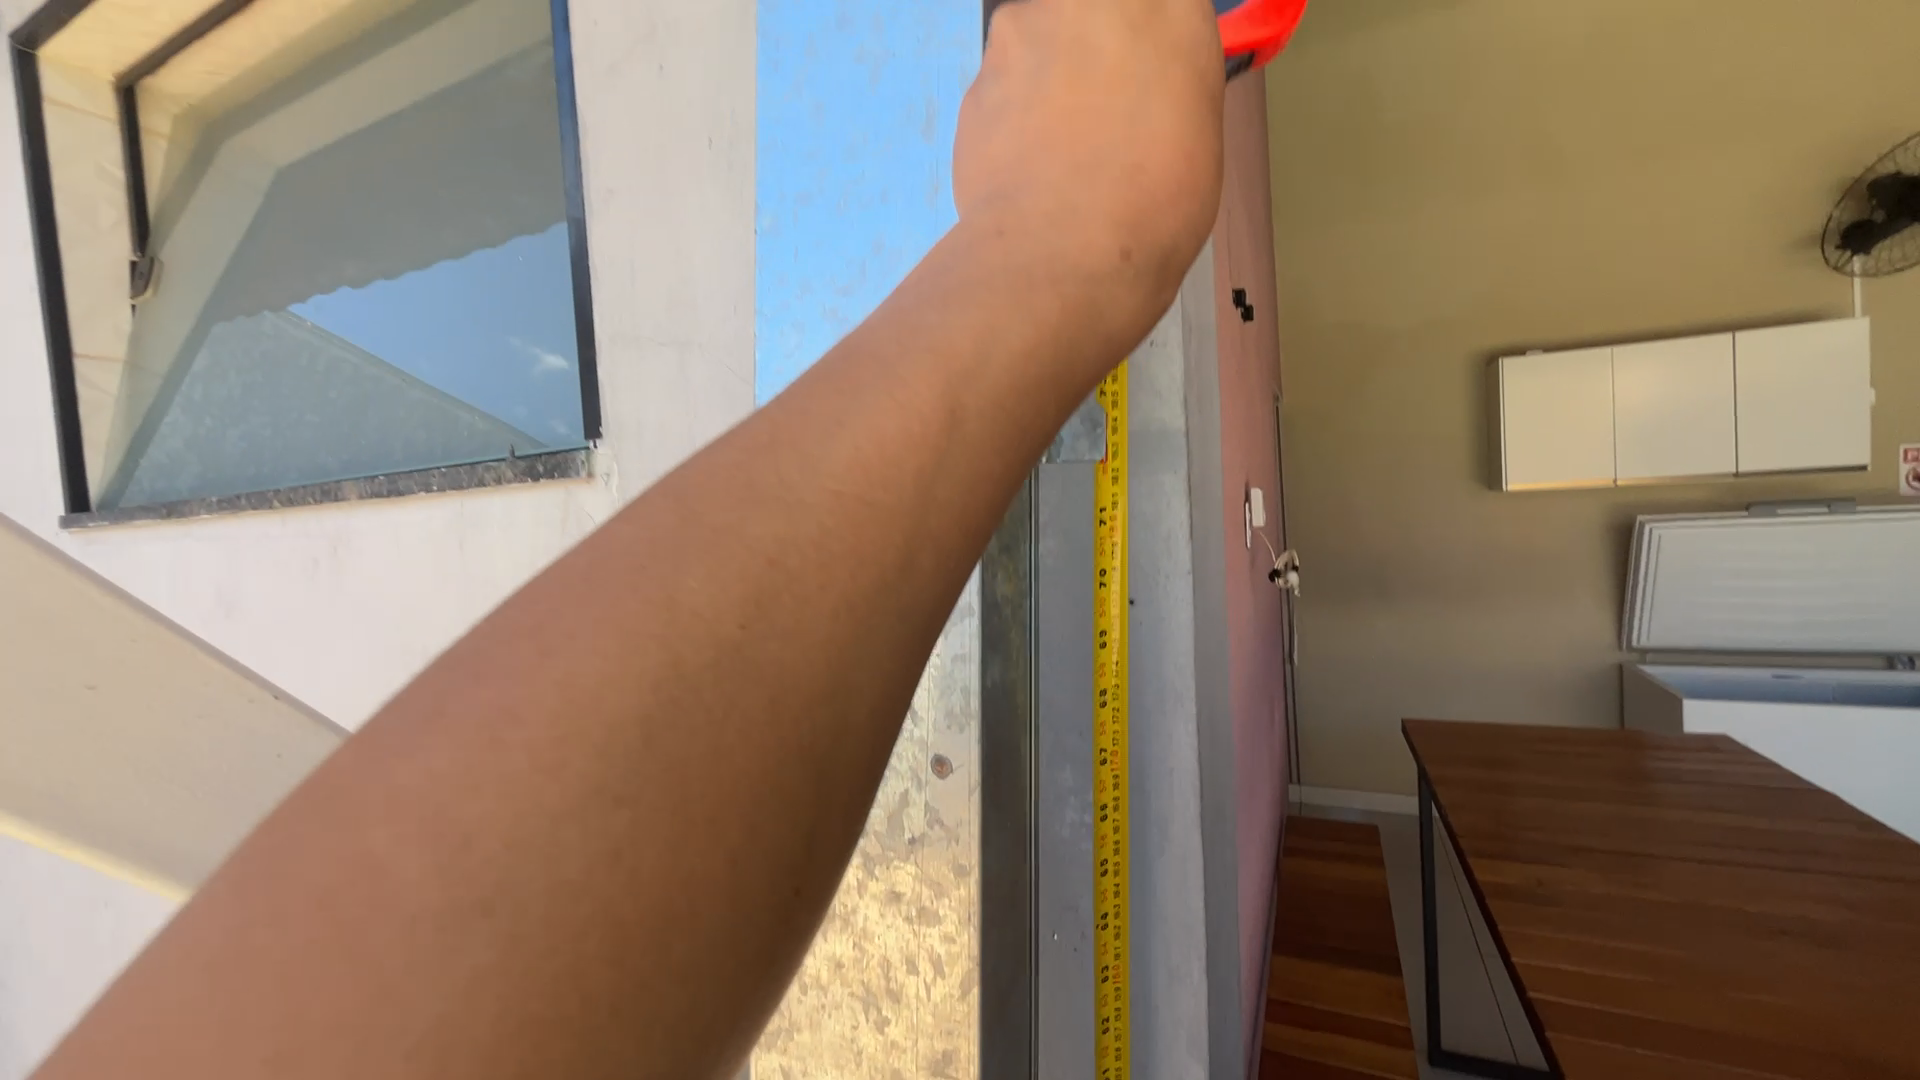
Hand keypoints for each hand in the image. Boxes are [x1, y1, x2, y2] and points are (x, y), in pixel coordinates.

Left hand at [955, 0, 1224, 340]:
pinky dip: (1007, 128)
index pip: (1155, 12)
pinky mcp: (975, 84)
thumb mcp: (1199, 141)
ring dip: (1040, 88)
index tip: (1139, 84)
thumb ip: (1169, 90)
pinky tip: (1021, 176)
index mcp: (1171, 9)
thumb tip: (1143, 95)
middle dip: (1086, 58)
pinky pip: (997, 97)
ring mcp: (1024, 34)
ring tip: (1052, 159)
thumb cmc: (1155, 208)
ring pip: (1033, 48)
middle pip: (1086, 16)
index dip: (1141, 52)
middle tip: (1094, 123)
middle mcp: (1092, 0)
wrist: (1064, 259)